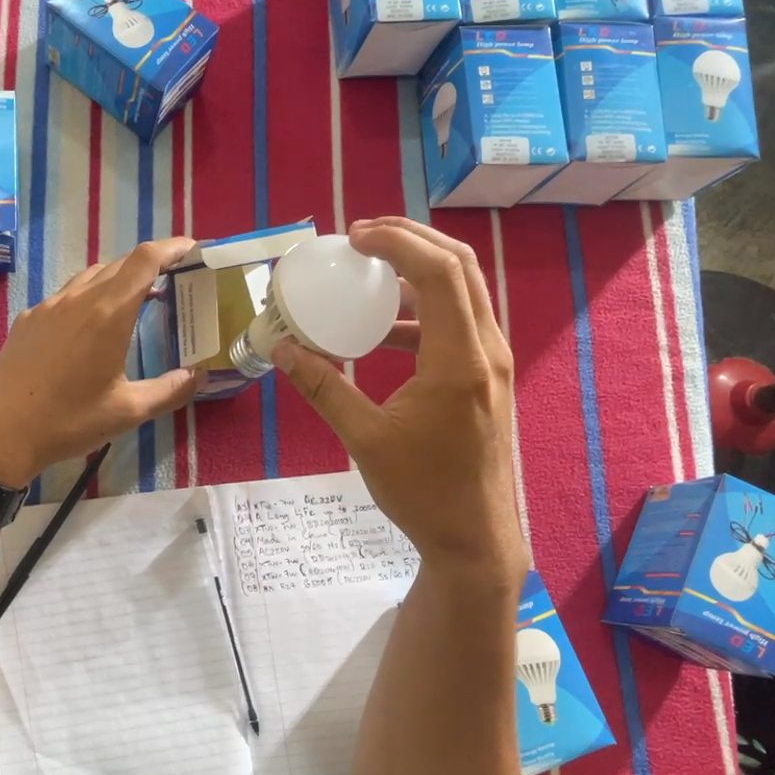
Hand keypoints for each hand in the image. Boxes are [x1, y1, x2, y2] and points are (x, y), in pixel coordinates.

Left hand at [0, 238, 202, 485]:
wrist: (3, 434)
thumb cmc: (69, 423)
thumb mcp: (128, 412)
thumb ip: (169, 390)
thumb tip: (198, 376)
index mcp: (108, 315)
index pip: (144, 261)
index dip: (171, 248)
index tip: (191, 248)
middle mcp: (77, 300)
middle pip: (118, 265)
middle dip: (148, 266)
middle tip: (170, 281)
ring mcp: (47, 307)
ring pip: (88, 277)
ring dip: (115, 280)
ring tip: (132, 302)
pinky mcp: (26, 320)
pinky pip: (63, 297)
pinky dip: (86, 298)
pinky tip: (87, 328)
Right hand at [274, 217, 526, 579]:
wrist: (473, 537)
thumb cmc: (420, 490)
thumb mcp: (363, 438)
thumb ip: (323, 387)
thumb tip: (283, 348)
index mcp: (458, 360)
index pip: (438, 274)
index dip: (397, 244)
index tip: (353, 238)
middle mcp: (485, 350)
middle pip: (459, 268)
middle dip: (411, 241)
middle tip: (361, 237)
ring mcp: (490, 364)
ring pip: (464, 292)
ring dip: (419, 271)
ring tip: (370, 268)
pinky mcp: (484, 379)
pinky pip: (458, 323)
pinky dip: (421, 310)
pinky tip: (382, 328)